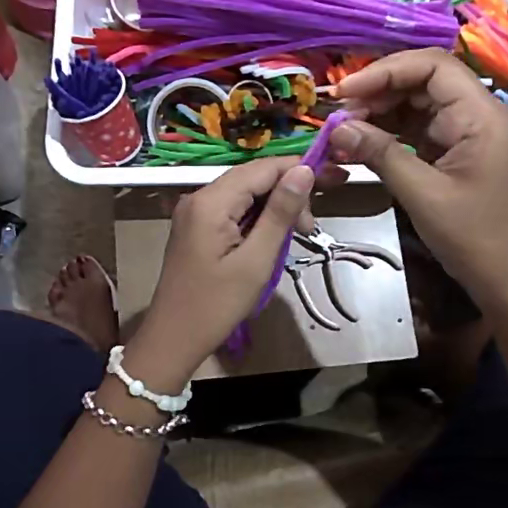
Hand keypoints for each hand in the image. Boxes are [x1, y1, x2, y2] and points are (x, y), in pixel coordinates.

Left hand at [136, 157, 316, 377]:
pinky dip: (257, 219)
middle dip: (288, 193)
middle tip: (310, 228)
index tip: (334, 180)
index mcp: (211, 201)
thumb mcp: (256, 260)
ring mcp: (195, 213)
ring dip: (275, 209)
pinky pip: (233, 210)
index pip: (263, 168)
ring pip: (245, 194)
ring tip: (297, 236)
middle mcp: (199, 197)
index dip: (299, 169)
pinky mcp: (196, 228)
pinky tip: (273, 238)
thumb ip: (280, 213)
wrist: (173, 339)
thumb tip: (304, 171)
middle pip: (253, 178)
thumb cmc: (217, 304)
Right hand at [330, 48, 507, 304]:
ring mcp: (465, 133)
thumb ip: (381, 154)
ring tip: (344, 131)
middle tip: (340, 115)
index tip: (345, 91)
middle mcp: (475, 114)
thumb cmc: (471, 235)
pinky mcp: (454, 152)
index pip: (432, 66)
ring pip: (417, 105)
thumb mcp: (422, 193)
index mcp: (479, 115)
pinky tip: (361, 144)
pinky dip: (390, 134)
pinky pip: (418, 129)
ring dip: (380, 112)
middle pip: (423, 81)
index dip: (385, 71)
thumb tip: (337, 129)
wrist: (503, 276)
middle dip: (378, 92)